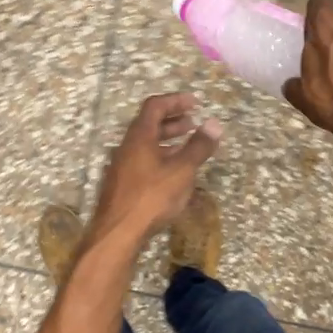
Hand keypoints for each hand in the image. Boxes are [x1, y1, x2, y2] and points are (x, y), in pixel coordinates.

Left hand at [90, 94, 222, 243]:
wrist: (118, 232)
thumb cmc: (152, 197)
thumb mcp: (181, 170)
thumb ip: (198, 147)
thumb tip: (214, 124)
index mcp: (139, 136)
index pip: (155, 106)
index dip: (175, 100)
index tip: (195, 103)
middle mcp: (127, 146)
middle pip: (149, 124)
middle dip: (173, 120)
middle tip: (193, 123)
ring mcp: (122, 166)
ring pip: (146, 144)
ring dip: (167, 140)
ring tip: (187, 146)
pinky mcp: (122, 184)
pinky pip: (143, 160)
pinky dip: (160, 157)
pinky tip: (173, 172)